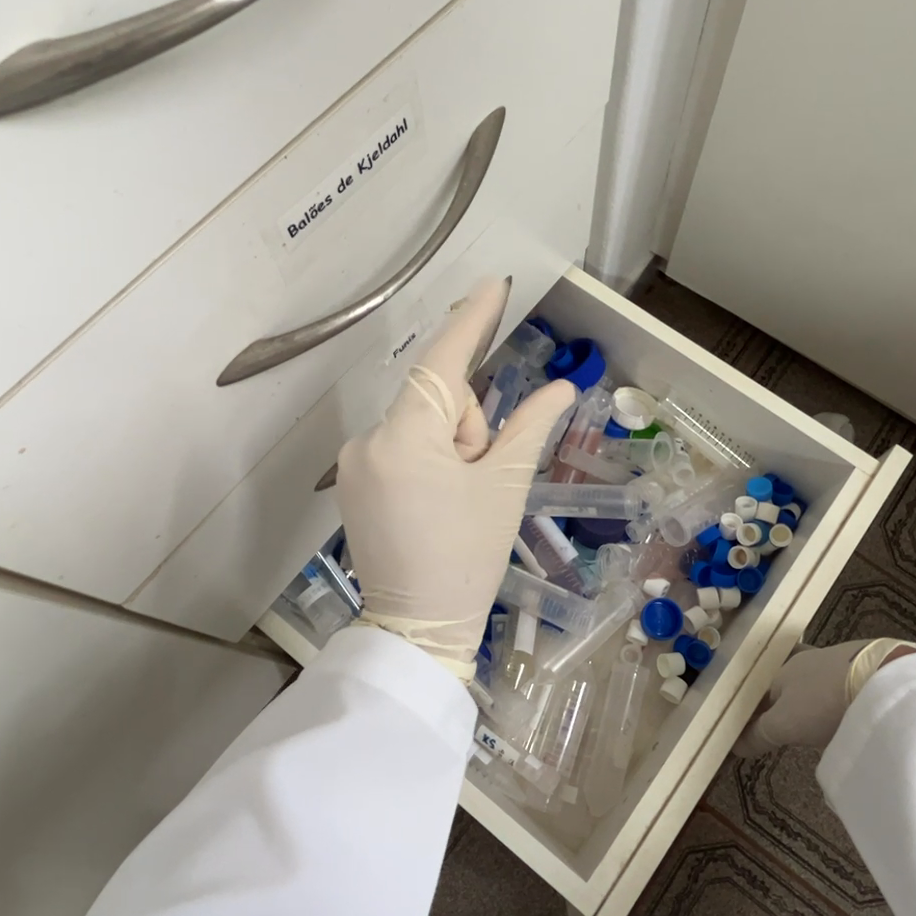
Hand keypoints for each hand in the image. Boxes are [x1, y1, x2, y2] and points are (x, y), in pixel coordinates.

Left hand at [338, 277, 577, 680]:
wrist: (418, 630)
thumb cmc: (467, 559)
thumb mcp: (503, 488)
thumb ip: (530, 426)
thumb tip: (562, 386)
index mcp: (405, 438)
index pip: (443, 363)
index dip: (472, 321)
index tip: (494, 285)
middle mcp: (369, 439)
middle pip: (436, 400)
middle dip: (469, 427)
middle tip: (478, 480)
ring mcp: (355, 462)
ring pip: (420, 423)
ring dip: (450, 446)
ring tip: (457, 500)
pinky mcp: (352, 482)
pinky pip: (400, 446)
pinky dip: (427, 458)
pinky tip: (434, 503)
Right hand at [732, 638, 915, 757]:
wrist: (882, 679)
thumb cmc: (821, 701)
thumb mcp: (783, 725)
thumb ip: (758, 735)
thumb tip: (733, 745)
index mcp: (779, 670)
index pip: (760, 690)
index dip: (757, 711)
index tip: (758, 731)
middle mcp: (804, 660)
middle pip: (788, 682)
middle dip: (786, 701)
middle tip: (788, 726)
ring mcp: (836, 659)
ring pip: (817, 680)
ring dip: (814, 698)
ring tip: (818, 722)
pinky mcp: (866, 664)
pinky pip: (843, 681)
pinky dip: (839, 695)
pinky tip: (846, 710)